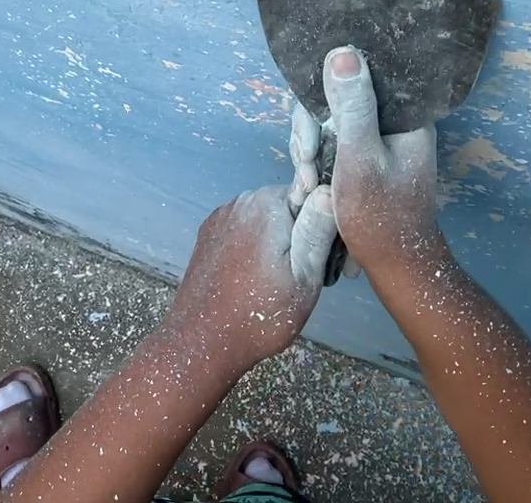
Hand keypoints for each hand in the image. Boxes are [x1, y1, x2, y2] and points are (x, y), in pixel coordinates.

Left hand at [161, 184, 337, 376]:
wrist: (201, 341)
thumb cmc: (260, 314)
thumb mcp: (304, 276)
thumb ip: (317, 229)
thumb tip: (329, 189)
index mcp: (267, 203)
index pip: (312, 196)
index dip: (326, 227)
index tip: (329, 263)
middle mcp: (242, 200)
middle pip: (288, 206)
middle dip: (302, 234)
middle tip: (306, 278)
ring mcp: (222, 215)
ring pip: (266, 218)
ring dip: (278, 240)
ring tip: (279, 281)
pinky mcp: (209, 232)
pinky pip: (244, 228)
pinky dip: (254, 245)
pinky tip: (253, 276)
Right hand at [319, 46, 445, 277]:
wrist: (394, 268)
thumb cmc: (382, 216)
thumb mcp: (361, 157)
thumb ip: (353, 106)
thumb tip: (342, 52)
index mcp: (403, 114)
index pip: (355, 78)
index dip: (323, 99)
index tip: (311, 137)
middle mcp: (391, 120)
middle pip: (334, 100)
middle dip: (311, 134)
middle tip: (307, 168)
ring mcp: (376, 138)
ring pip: (325, 122)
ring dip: (308, 151)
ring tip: (308, 185)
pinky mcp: (362, 154)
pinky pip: (327, 142)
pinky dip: (313, 160)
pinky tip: (309, 184)